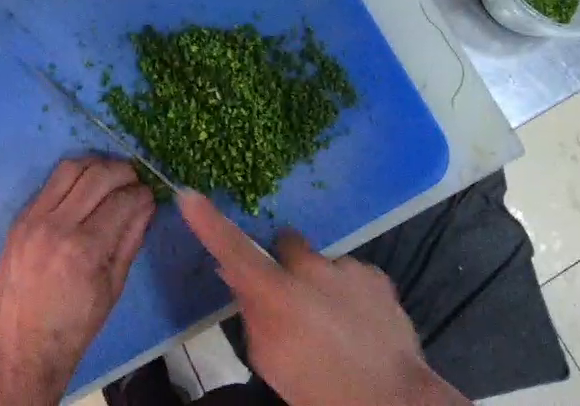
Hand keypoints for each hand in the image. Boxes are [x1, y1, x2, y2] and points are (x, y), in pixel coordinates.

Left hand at [0, 157, 154, 405]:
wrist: (21, 349)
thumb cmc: (75, 327)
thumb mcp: (113, 288)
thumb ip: (131, 239)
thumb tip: (146, 204)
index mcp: (85, 249)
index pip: (122, 200)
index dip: (142, 193)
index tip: (149, 195)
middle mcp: (58, 226)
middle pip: (98, 174)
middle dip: (123, 171)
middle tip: (134, 181)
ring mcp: (34, 219)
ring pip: (70, 168)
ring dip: (96, 165)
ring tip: (110, 177)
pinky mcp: (19, 219)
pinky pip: (49, 184)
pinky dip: (72, 179)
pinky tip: (84, 189)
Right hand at [179, 190, 469, 405]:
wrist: (391, 399)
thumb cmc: (319, 387)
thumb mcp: (270, 360)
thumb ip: (254, 315)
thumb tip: (242, 283)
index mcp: (276, 292)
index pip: (233, 249)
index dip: (209, 222)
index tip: (189, 194)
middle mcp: (310, 267)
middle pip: (288, 246)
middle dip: (287, 265)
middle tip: (296, 303)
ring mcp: (347, 267)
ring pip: (324, 264)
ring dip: (323, 285)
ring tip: (336, 325)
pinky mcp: (376, 275)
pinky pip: (354, 277)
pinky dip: (352, 295)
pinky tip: (360, 326)